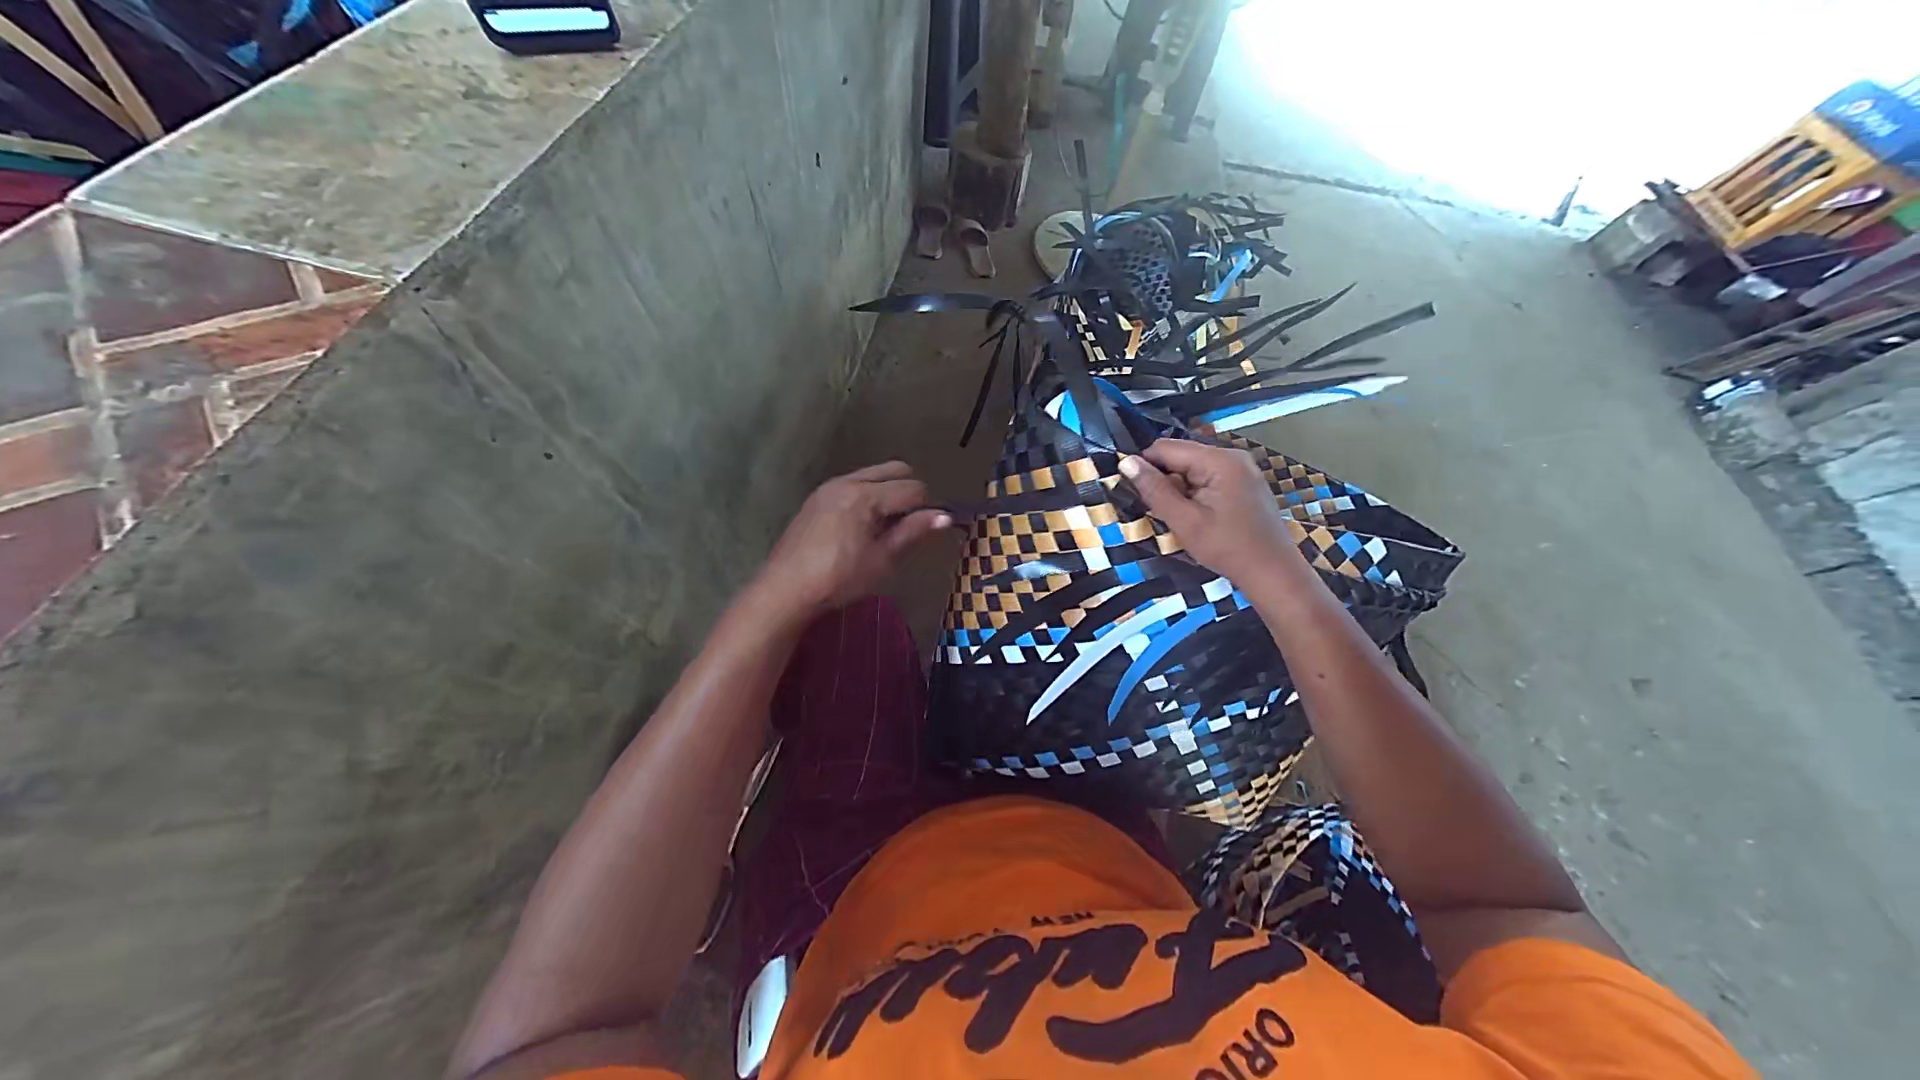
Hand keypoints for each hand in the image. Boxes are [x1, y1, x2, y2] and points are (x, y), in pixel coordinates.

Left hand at [750, 461, 952, 619]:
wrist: (786, 588)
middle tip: (909, 524)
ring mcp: (830, 486)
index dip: (928, 507)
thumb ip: (912, 532)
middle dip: (910, 491)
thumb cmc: (839, 578)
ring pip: (874, 474)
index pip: (913, 488)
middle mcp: (848, 481)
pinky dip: (868, 495)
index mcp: (865, 496)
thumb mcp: (882, 560)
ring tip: (886, 527)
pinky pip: (854, 484)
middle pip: (896, 469)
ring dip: (889, 492)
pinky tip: (863, 527)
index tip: (930, 530)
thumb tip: (945, 516)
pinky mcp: (818, 497)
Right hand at [1119, 439, 1299, 582]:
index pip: (1166, 448)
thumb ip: (1154, 489)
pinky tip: (1199, 518)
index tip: (1134, 492)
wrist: (1273, 572)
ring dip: (1179, 490)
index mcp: (1219, 460)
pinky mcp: (1244, 483)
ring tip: (1183, 519)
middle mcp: (1232, 456)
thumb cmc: (1228, 548)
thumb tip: (1126, 462)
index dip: (1144, 466)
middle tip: (1163, 512)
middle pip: (1180, 456)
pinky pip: (1207, 478)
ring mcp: (1241, 469)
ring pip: (1192, 469)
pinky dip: (1195, 495)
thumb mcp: (1184, 521)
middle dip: (1164, 481)